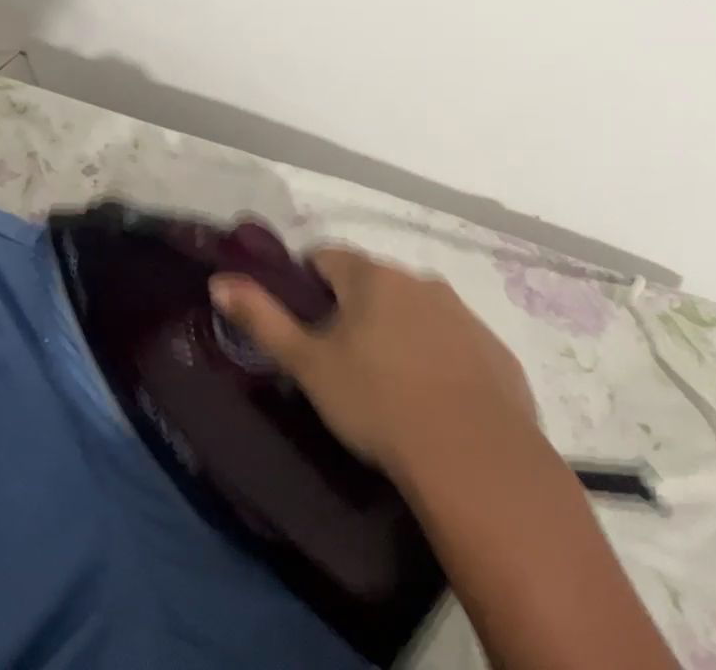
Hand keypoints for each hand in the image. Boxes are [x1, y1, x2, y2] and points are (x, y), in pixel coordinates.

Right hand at [209, 247, 536, 478]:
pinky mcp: (496, 352)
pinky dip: (434, 358)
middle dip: (350, 311)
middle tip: (335, 361)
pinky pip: (451, 342)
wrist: (474, 458)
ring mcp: (465, 316)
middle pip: (371, 284)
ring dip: (393, 332)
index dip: (304, 283)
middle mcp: (421, 282)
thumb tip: (219, 281)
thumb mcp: (306, 364)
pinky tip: (428, 400)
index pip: (325, 256)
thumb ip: (261, 318)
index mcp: (372, 277)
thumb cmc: (376, 402)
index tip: (300, 324)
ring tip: (383, 385)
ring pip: (413, 311)